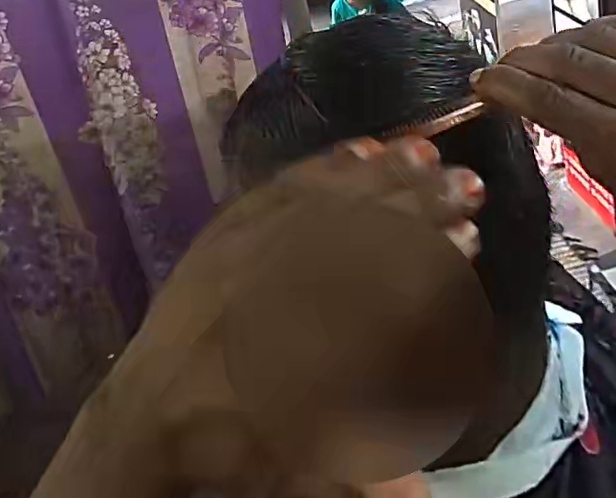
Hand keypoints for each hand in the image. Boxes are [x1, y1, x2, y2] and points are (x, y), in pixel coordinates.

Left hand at [39, 137, 491, 497]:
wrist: (145, 411)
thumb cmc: (230, 434)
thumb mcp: (303, 454)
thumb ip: (367, 443)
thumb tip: (422, 476)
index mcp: (299, 340)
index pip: (379, 285)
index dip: (430, 258)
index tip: (470, 235)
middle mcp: (277, 282)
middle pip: (360, 231)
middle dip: (418, 203)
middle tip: (467, 181)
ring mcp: (248, 245)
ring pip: (325, 199)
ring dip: (378, 174)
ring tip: (421, 150)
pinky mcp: (227, 227)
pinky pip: (281, 187)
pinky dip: (322, 166)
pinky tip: (355, 150)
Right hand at [471, 13, 615, 277]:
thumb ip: (573, 134)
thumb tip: (530, 97)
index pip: (555, 101)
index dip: (508, 86)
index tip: (483, 81)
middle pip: (571, 62)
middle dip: (522, 60)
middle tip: (501, 66)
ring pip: (598, 36)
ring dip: (555, 42)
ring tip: (538, 55)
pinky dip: (598, 29)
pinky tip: (582, 39)